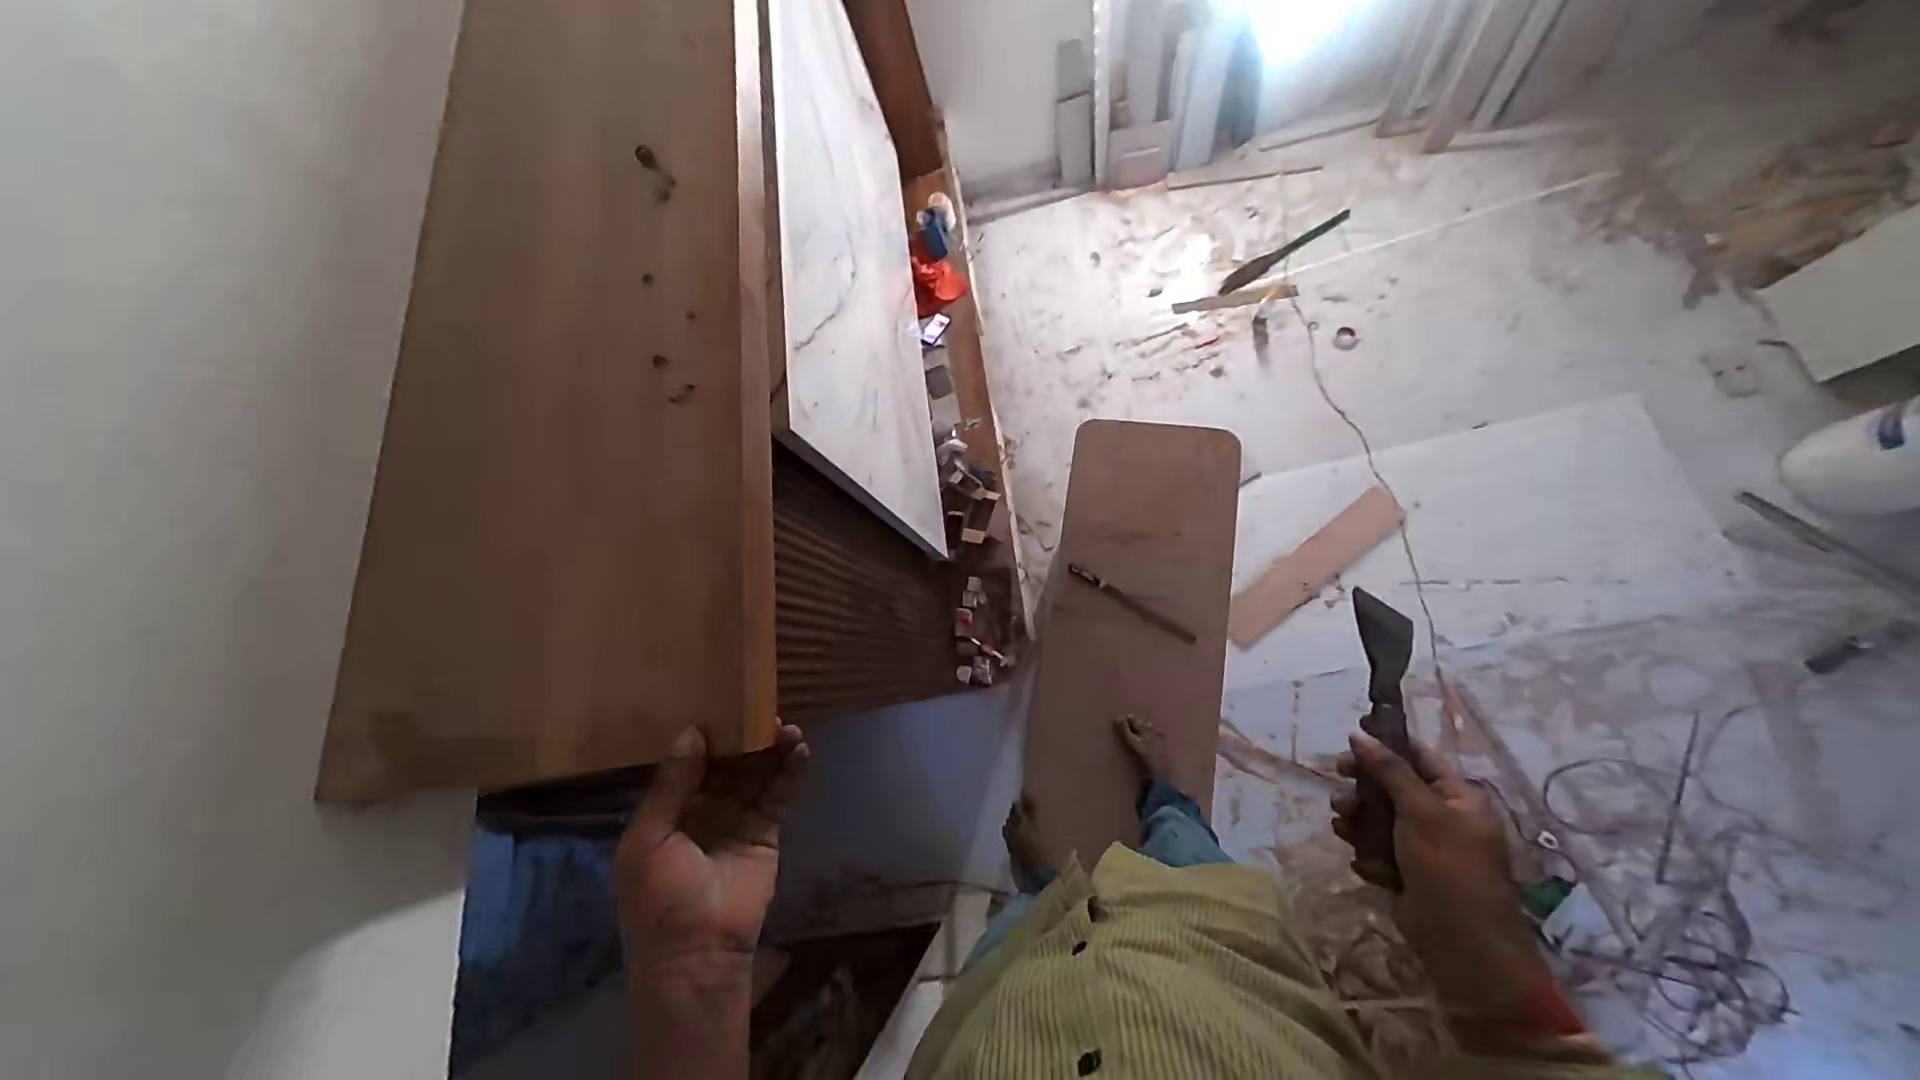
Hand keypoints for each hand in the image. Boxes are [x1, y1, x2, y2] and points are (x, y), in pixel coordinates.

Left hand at [616, 724, 809, 1076]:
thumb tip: (691, 732)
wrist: (698, 951)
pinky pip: (779, 796)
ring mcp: (738, 818)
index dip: (707, 735)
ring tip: (787, 726)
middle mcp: (705, 808)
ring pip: (757, 775)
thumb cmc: (660, 898)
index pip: (690, 762)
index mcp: (670, 810)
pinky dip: (790, 773)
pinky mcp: (767, 831)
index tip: (721, 703)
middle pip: (729, 763)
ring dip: (772, 751)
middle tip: (762, 709)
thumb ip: (670, 786)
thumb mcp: (647, 841)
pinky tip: (800, 751)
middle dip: (744, 738)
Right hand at [1331, 733, 1558, 1026]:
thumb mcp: (1421, 812)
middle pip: (1389, 783)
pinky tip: (1367, 864)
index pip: (1419, 756)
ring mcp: (1420, 844)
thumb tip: (1358, 734)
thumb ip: (1390, 771)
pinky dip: (1365, 851)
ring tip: (1346, 829)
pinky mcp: (1402, 868)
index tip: (1350, 738)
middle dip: (1362, 784)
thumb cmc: (1450, 868)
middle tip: (1339, 779)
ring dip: (1355, 818)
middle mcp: (1439, 816)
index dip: (1386, 743)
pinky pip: (1373, 846)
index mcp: (1458, 797)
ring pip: (1374, 814)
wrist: (1462, 945)